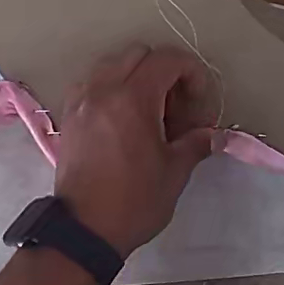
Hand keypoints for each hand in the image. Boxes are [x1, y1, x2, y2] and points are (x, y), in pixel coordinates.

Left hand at [53, 45, 218, 255]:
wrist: (85, 229)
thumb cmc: (136, 200)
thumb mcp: (175, 172)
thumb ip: (196, 143)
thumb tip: (214, 135)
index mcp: (132, 99)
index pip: (166, 60)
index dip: (191, 72)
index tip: (199, 99)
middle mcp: (102, 90)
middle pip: (138, 55)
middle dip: (164, 71)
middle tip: (177, 105)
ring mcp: (81, 101)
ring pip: (112, 65)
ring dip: (137, 77)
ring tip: (151, 112)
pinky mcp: (69, 117)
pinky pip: (93, 83)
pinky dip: (113, 89)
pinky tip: (125, 119)